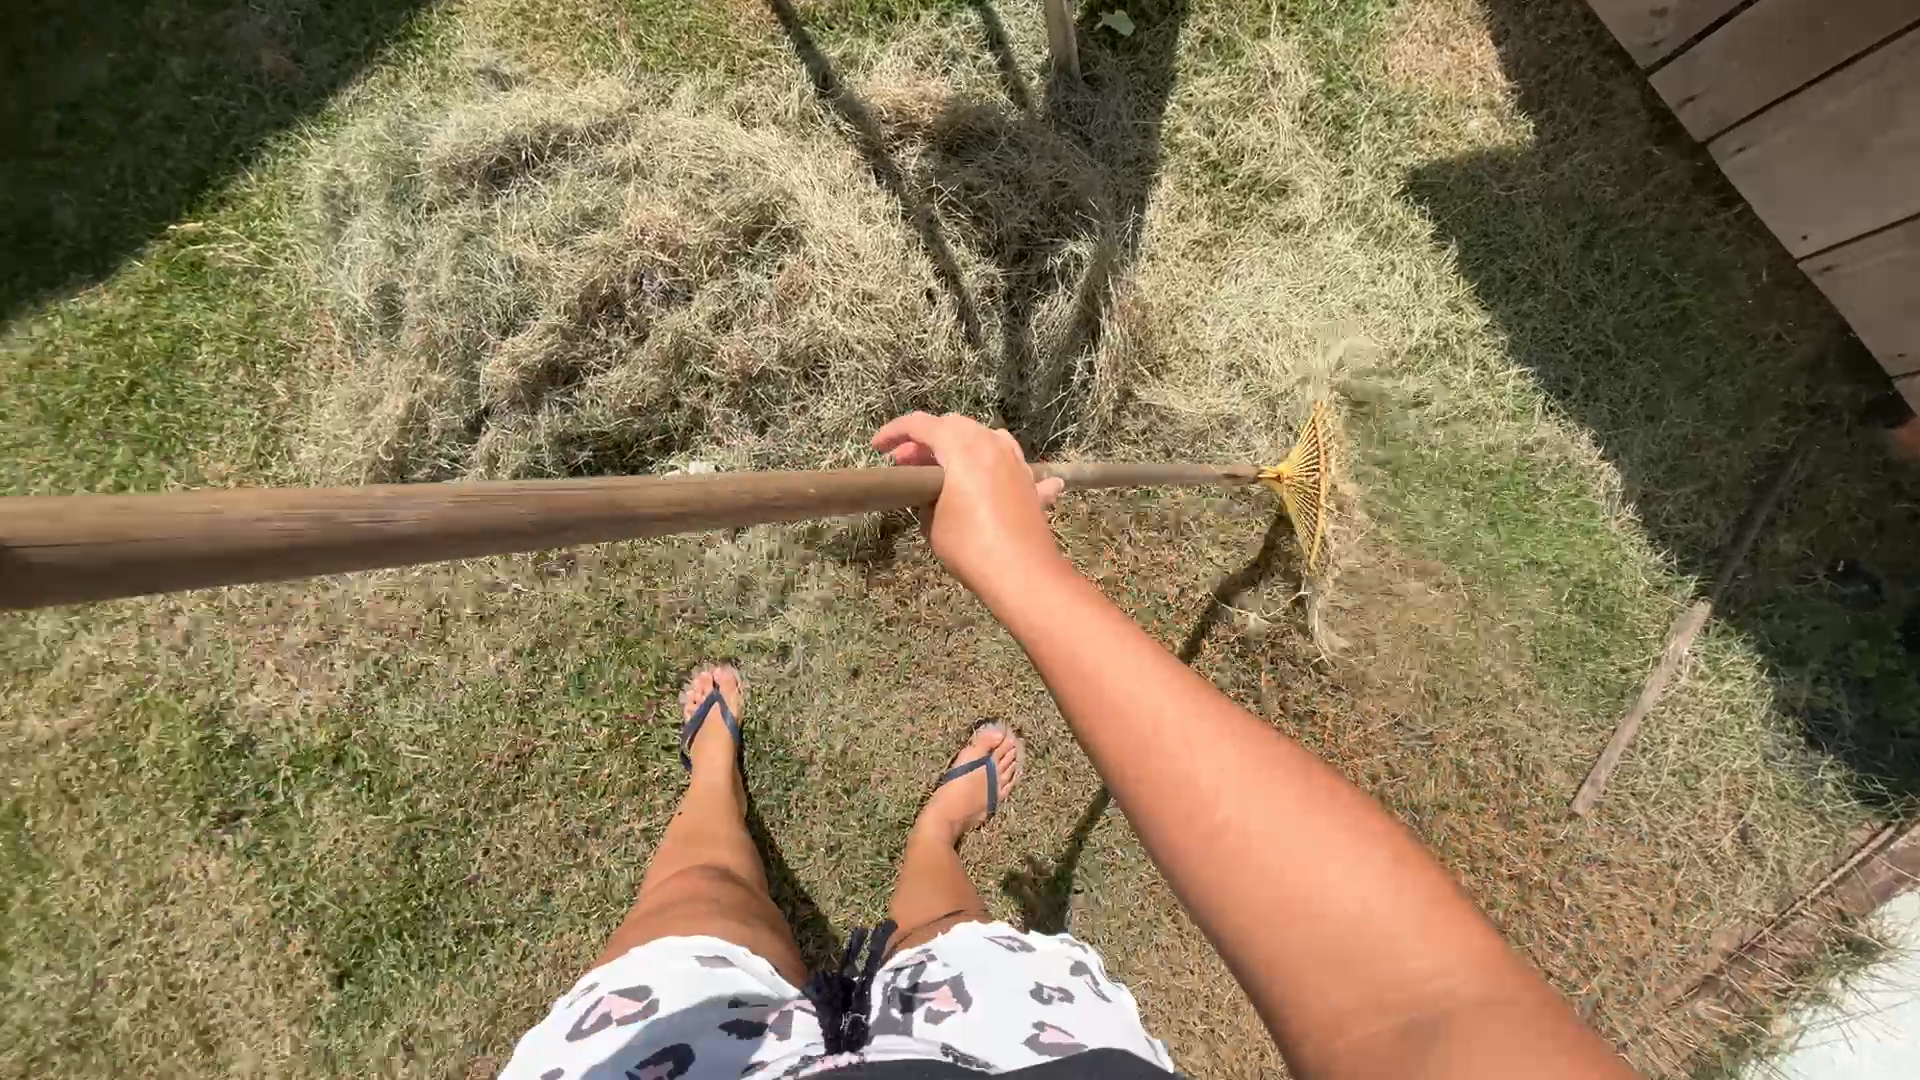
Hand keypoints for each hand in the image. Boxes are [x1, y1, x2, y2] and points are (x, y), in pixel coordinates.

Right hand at [871, 413, 1065, 592]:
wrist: (1022, 573)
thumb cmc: (970, 546)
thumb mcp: (932, 523)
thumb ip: (927, 498)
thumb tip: (933, 495)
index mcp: (963, 449)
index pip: (921, 425)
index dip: (894, 431)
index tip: (878, 447)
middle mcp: (992, 445)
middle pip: (954, 425)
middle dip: (926, 439)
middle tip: (907, 463)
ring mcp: (1015, 461)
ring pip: (985, 436)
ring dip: (961, 445)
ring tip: (945, 468)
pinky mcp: (1030, 482)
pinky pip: (1011, 461)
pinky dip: (997, 465)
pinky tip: (997, 481)